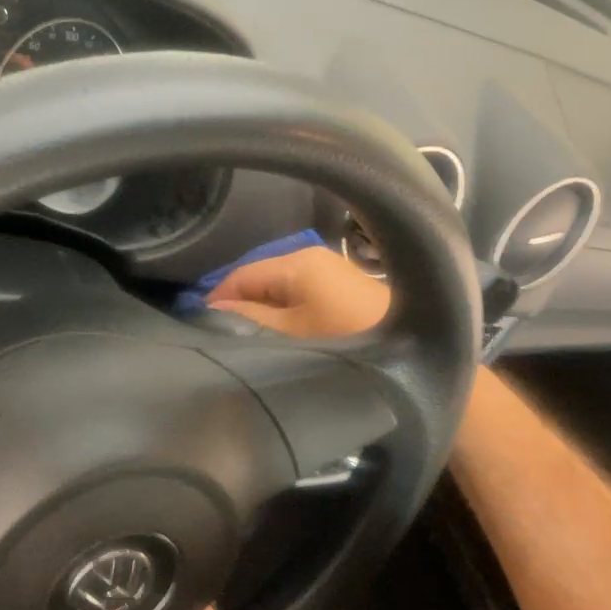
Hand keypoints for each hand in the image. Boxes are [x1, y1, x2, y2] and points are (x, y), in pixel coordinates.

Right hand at [205, 245, 389, 337]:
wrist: (413, 351)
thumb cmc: (345, 340)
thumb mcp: (287, 332)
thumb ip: (245, 318)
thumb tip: (210, 309)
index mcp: (297, 261)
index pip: (240, 275)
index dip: (215, 299)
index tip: (197, 327)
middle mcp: (312, 258)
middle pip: (259, 280)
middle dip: (237, 306)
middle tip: (217, 337)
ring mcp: (330, 273)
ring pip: (278, 290)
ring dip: (260, 312)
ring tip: (243, 339)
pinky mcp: (342, 290)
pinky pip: (298, 296)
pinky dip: (282, 313)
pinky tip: (276, 335)